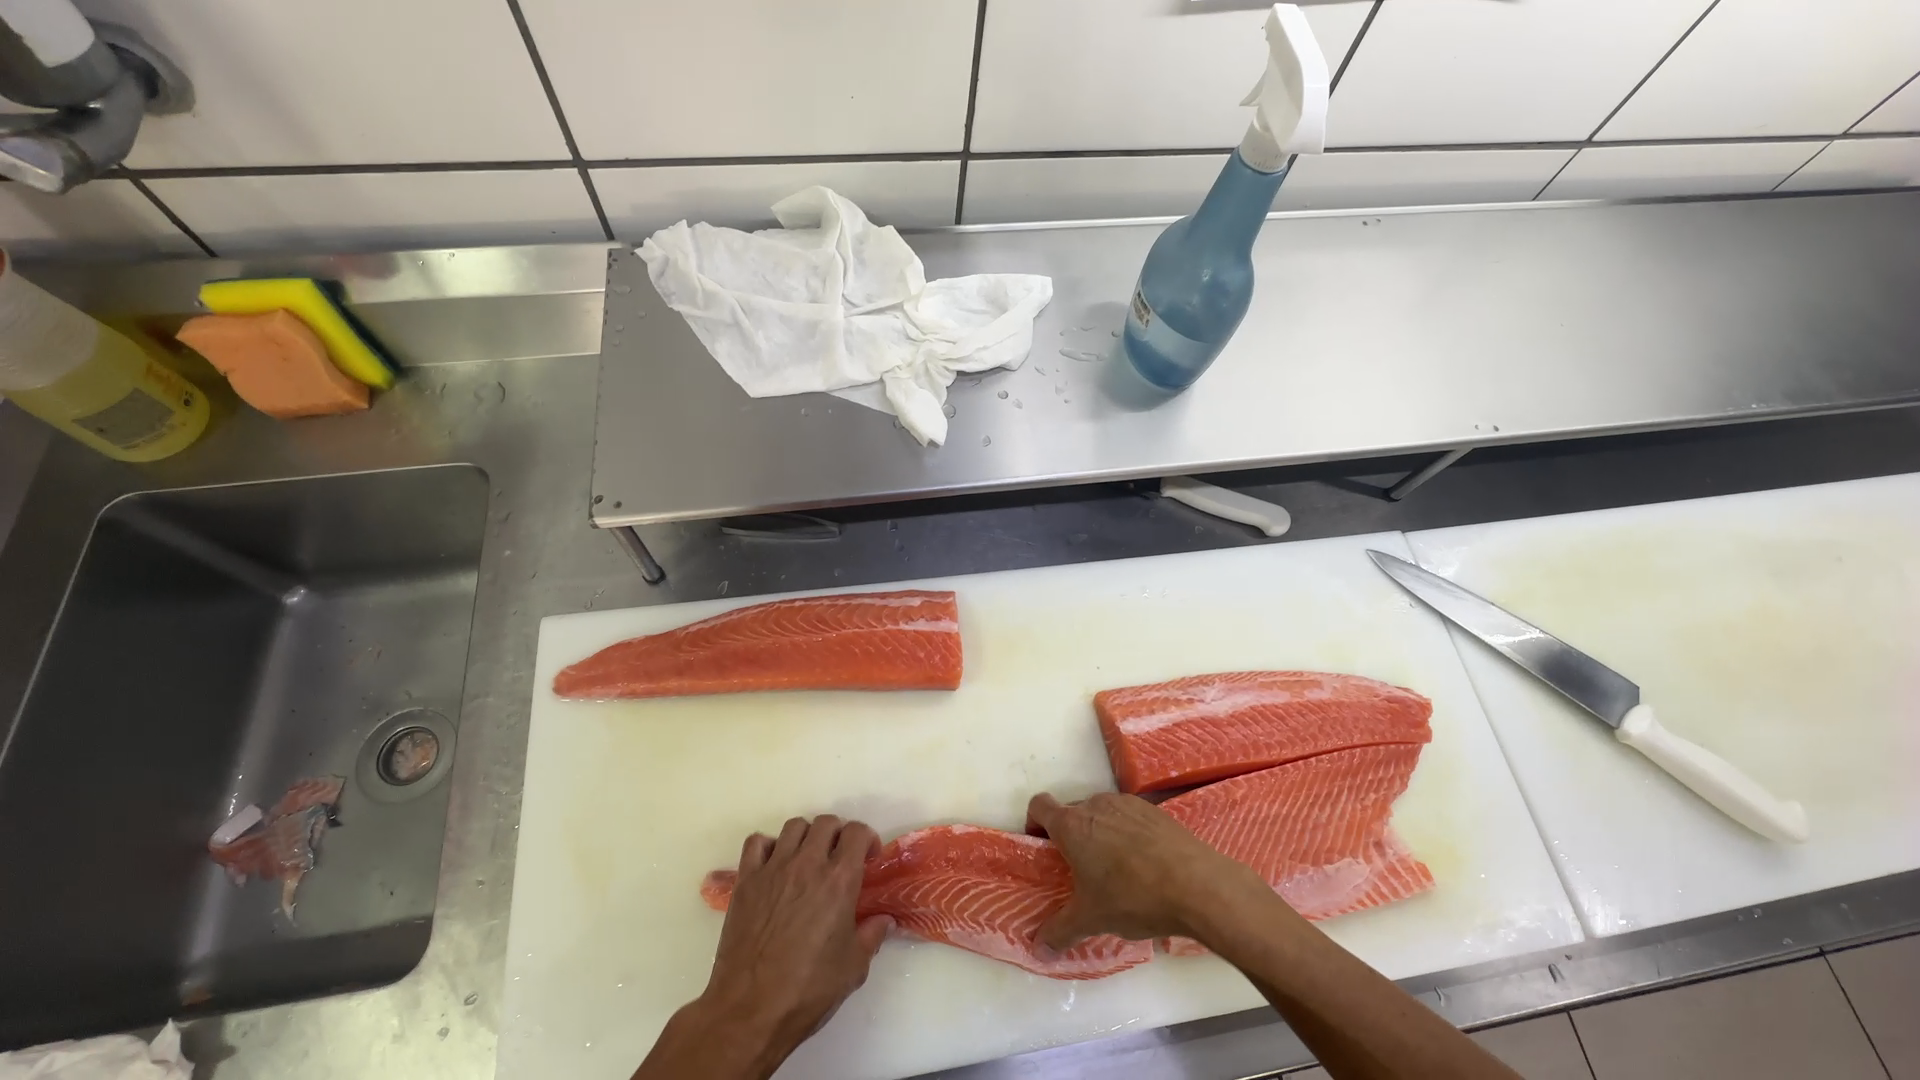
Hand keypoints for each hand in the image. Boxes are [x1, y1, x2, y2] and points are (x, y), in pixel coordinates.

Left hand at [634, 815, 890, 1079]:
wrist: (751, 1009)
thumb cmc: (809, 990)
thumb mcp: (854, 967)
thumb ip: (872, 935)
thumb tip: (884, 920)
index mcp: (839, 881)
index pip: (857, 833)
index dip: (868, 840)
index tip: (868, 859)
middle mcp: (807, 865)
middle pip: (826, 823)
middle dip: (839, 835)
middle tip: (840, 859)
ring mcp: (773, 869)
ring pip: (794, 826)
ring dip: (807, 837)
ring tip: (808, 860)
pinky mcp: (745, 881)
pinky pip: (757, 843)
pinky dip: (768, 846)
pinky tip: (774, 867)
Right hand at [1026, 792, 1266, 949]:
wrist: (1198, 886)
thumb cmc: (1133, 897)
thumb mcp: (1092, 919)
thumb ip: (1060, 931)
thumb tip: (1038, 950)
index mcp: (1073, 825)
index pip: (1040, 805)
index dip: (1035, 823)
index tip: (1042, 848)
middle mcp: (1097, 805)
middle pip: (1072, 811)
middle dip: (1071, 836)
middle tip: (1079, 871)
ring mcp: (1129, 805)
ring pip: (1103, 814)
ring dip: (1100, 834)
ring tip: (1114, 870)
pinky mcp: (1156, 811)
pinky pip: (1130, 818)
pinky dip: (1128, 835)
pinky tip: (1143, 865)